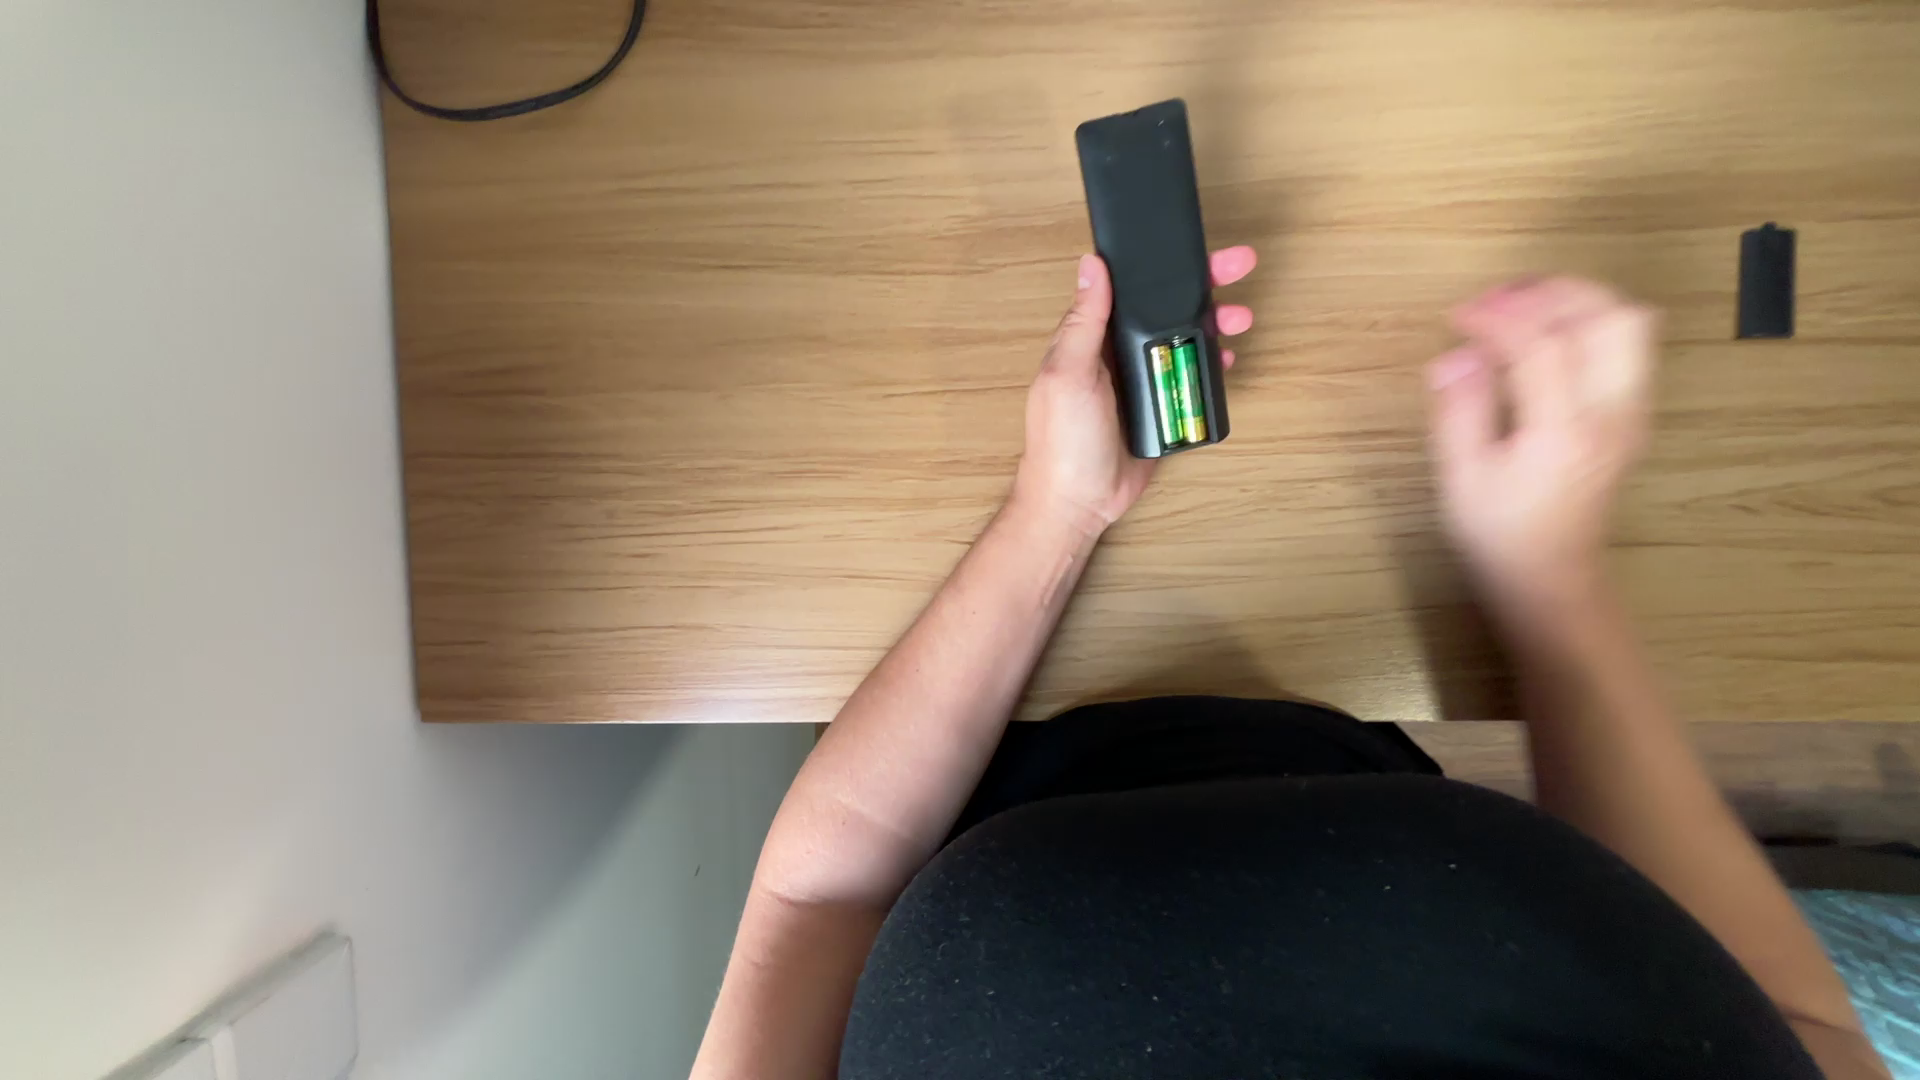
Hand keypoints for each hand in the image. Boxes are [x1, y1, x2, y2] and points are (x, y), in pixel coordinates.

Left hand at [1013, 247, 1257, 536]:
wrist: (1079, 502)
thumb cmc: (1063, 439)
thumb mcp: (1069, 374)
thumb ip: (1083, 322)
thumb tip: (1091, 263)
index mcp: (1090, 339)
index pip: (1128, 289)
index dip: (1159, 266)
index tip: (1194, 246)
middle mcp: (1116, 355)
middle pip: (1164, 311)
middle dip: (1201, 287)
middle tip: (1239, 266)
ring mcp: (1140, 382)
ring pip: (1183, 342)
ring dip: (1213, 325)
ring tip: (1241, 319)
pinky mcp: (1160, 409)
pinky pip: (1190, 380)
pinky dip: (1211, 367)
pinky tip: (1228, 361)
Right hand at [1426, 277, 1657, 615]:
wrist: (1550, 575)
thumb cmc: (1496, 531)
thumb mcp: (1460, 477)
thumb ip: (1459, 412)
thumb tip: (1453, 356)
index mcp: (1562, 430)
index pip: (1540, 346)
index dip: (1496, 318)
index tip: (1457, 314)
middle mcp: (1611, 412)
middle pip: (1605, 317)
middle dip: (1550, 293)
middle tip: (1497, 298)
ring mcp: (1631, 411)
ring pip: (1627, 323)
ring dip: (1575, 302)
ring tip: (1521, 308)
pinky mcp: (1631, 413)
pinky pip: (1626, 345)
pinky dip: (1587, 323)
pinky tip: (1544, 338)